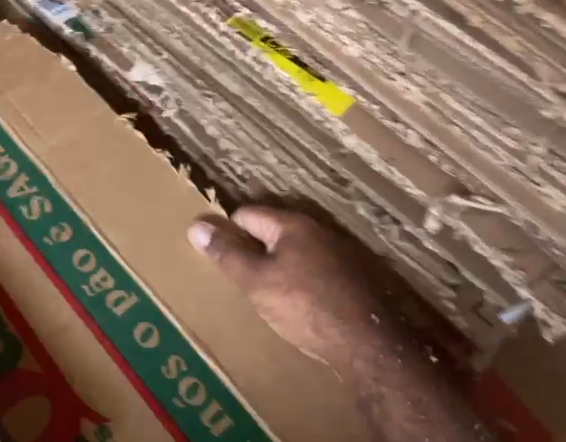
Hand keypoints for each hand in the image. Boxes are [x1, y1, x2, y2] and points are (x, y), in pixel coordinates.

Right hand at [188, 205, 401, 374]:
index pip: (246, 215)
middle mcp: (318, 231)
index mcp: (291, 225)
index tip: (223, 258)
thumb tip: (195, 226)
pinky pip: (318, 271)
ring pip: (297, 253)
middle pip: (272, 233)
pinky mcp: (357, 282)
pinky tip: (303, 305)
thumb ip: (226, 253)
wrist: (370, 349)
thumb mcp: (255, 281)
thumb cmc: (306, 307)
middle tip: (243, 277)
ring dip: (282, 267)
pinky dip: (305, 282)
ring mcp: (342, 256)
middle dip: (256, 251)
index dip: (230, 234)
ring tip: (271, 294)